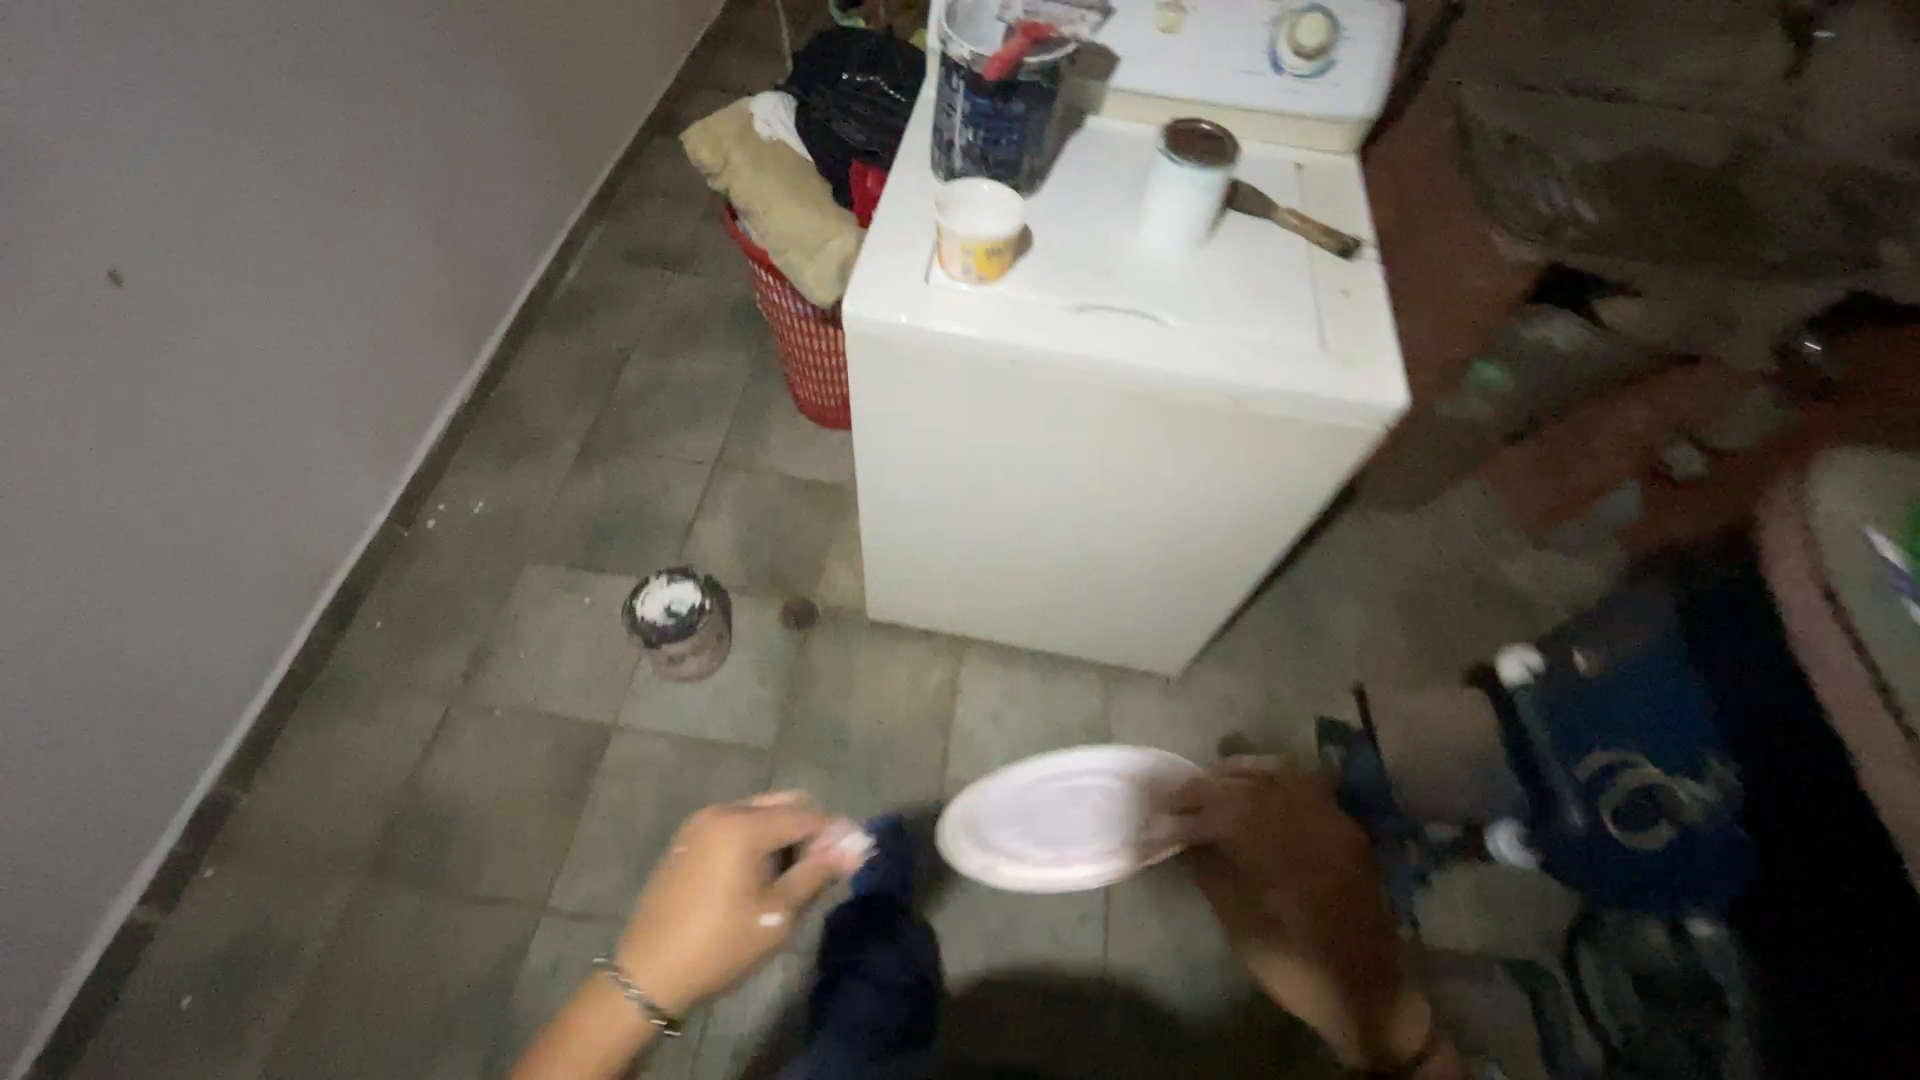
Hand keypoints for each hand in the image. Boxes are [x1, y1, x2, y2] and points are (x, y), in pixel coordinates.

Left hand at [613, 793, 867, 1013]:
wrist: (646, 975)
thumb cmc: (719, 947)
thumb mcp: (777, 914)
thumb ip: (817, 873)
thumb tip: (857, 846)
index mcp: (744, 826)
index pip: (808, 814)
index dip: (837, 832)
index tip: (855, 856)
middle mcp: (723, 811)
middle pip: (785, 803)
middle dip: (812, 828)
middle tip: (827, 865)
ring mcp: (701, 822)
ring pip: (761, 811)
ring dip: (786, 832)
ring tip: (796, 872)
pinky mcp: (689, 837)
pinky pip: (737, 823)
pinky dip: (759, 836)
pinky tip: (763, 871)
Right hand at [1169, 761, 1432, 1070]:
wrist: (1370, 998)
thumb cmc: (1298, 968)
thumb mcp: (1242, 928)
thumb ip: (1211, 874)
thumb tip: (1182, 838)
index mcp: (1282, 853)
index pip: (1222, 809)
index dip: (1187, 807)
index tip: (1160, 813)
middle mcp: (1310, 826)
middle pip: (1249, 785)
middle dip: (1208, 787)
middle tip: (1178, 797)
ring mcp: (1333, 822)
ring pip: (1278, 775)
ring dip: (1238, 776)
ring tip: (1212, 786)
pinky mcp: (1346, 829)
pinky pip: (1304, 785)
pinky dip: (1273, 779)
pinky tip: (1255, 790)